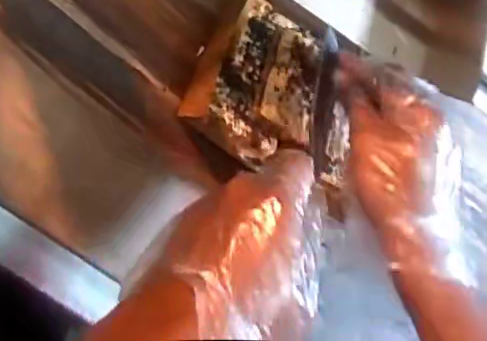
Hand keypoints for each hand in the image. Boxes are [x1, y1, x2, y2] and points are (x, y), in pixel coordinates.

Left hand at [88, 151, 322, 339]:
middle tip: (278, 238)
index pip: (296, 165)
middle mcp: (239, 188)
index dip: (303, 180)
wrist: (184, 321)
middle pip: (263, 183)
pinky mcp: (182, 218)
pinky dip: (218, 230)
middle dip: (270, 205)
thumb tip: (302, 245)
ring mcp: (207, 199)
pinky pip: (211, 216)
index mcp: (274, 198)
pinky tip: (219, 262)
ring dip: (242, 218)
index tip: (305, 199)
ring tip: (246, 254)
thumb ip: (304, 255)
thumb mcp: (297, 295)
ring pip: (234, 200)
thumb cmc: (248, 310)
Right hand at [340, 55, 462, 274]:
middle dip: (371, 80)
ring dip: (381, 99)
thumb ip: (357, 102)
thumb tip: (344, 75)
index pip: (384, 75)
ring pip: (405, 107)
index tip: (337, 58)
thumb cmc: (387, 186)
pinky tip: (377, 123)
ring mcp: (440, 139)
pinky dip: (392, 118)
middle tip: (344, 75)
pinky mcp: (439, 159)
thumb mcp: (365, 139)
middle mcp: (435, 117)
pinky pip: (411, 125)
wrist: (418, 242)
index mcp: (419, 109)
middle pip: (398, 88)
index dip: (358, 66)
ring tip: (357, 96)